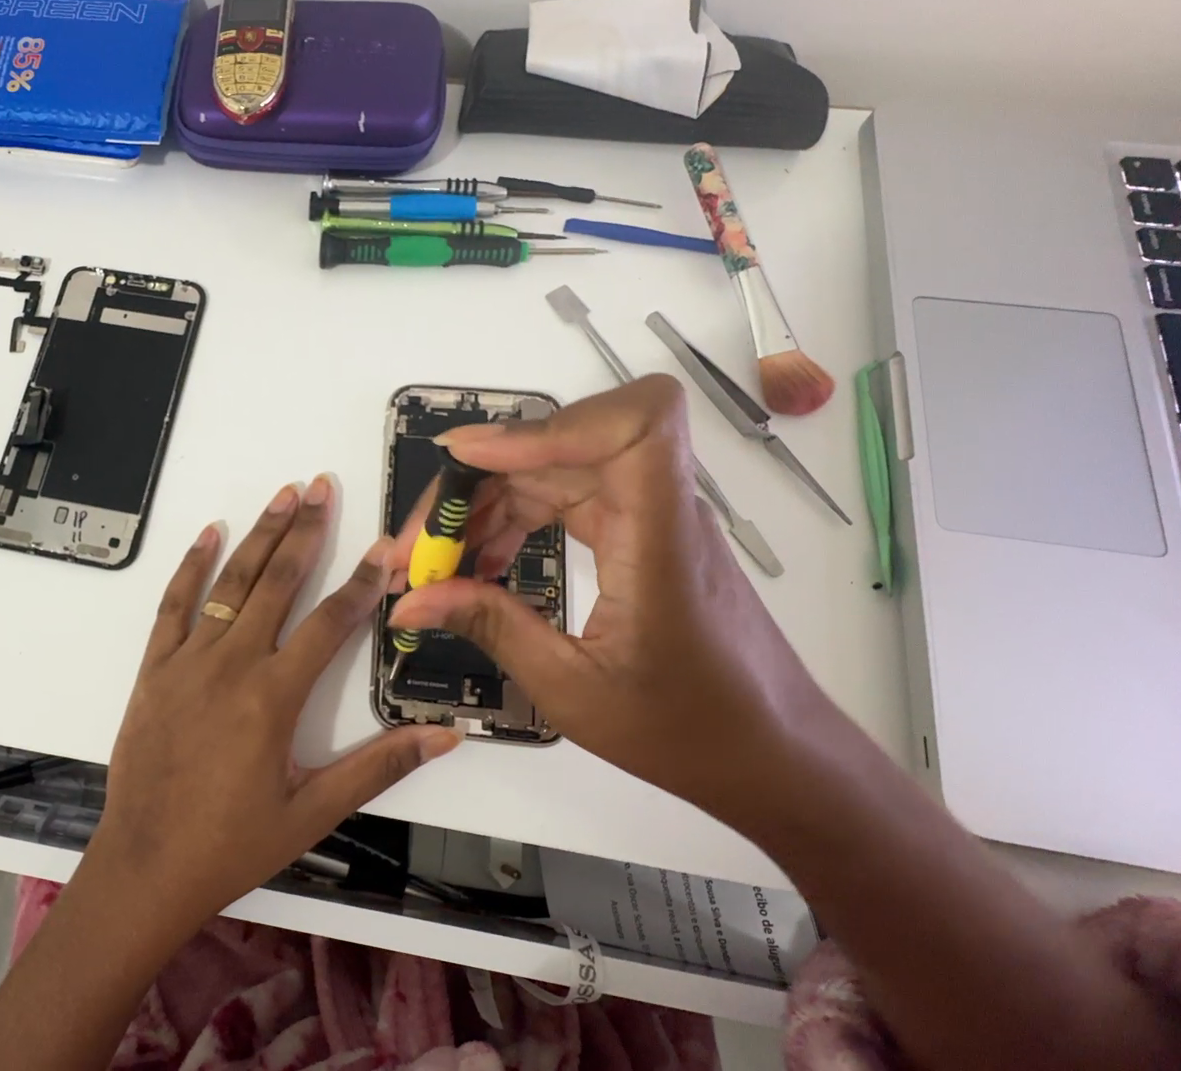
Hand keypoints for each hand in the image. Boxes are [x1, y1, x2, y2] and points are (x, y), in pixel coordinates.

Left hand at [87, 476, 461, 932]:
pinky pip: (174, 606)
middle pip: (277, 584)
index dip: (362, 581)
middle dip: (306, 532)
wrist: (146, 864)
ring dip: (258, 536)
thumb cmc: (233, 843)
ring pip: (230, 585)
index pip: (329, 623)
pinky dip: (192, 567)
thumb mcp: (313, 811)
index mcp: (274, 697)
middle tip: (323, 485)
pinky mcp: (153, 670)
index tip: (384, 546)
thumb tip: (443, 737)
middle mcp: (231, 666)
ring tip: (283, 494)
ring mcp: (187, 662)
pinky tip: (209, 534)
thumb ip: (378, 768)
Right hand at [386, 377, 833, 817]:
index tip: (467, 460)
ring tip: (441, 560)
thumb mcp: (571, 688)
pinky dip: (518, 518)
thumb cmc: (686, 730)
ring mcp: (653, 520)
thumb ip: (490, 627)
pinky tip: (484, 564)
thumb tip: (410, 600)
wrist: (770, 754)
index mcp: (661, 541)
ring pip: (559, 468)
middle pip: (564, 446)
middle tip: (423, 544)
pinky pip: (570, 499)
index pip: (631, 426)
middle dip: (482, 481)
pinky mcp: (643, 537)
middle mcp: (662, 511)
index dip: (545, 426)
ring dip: (491, 502)